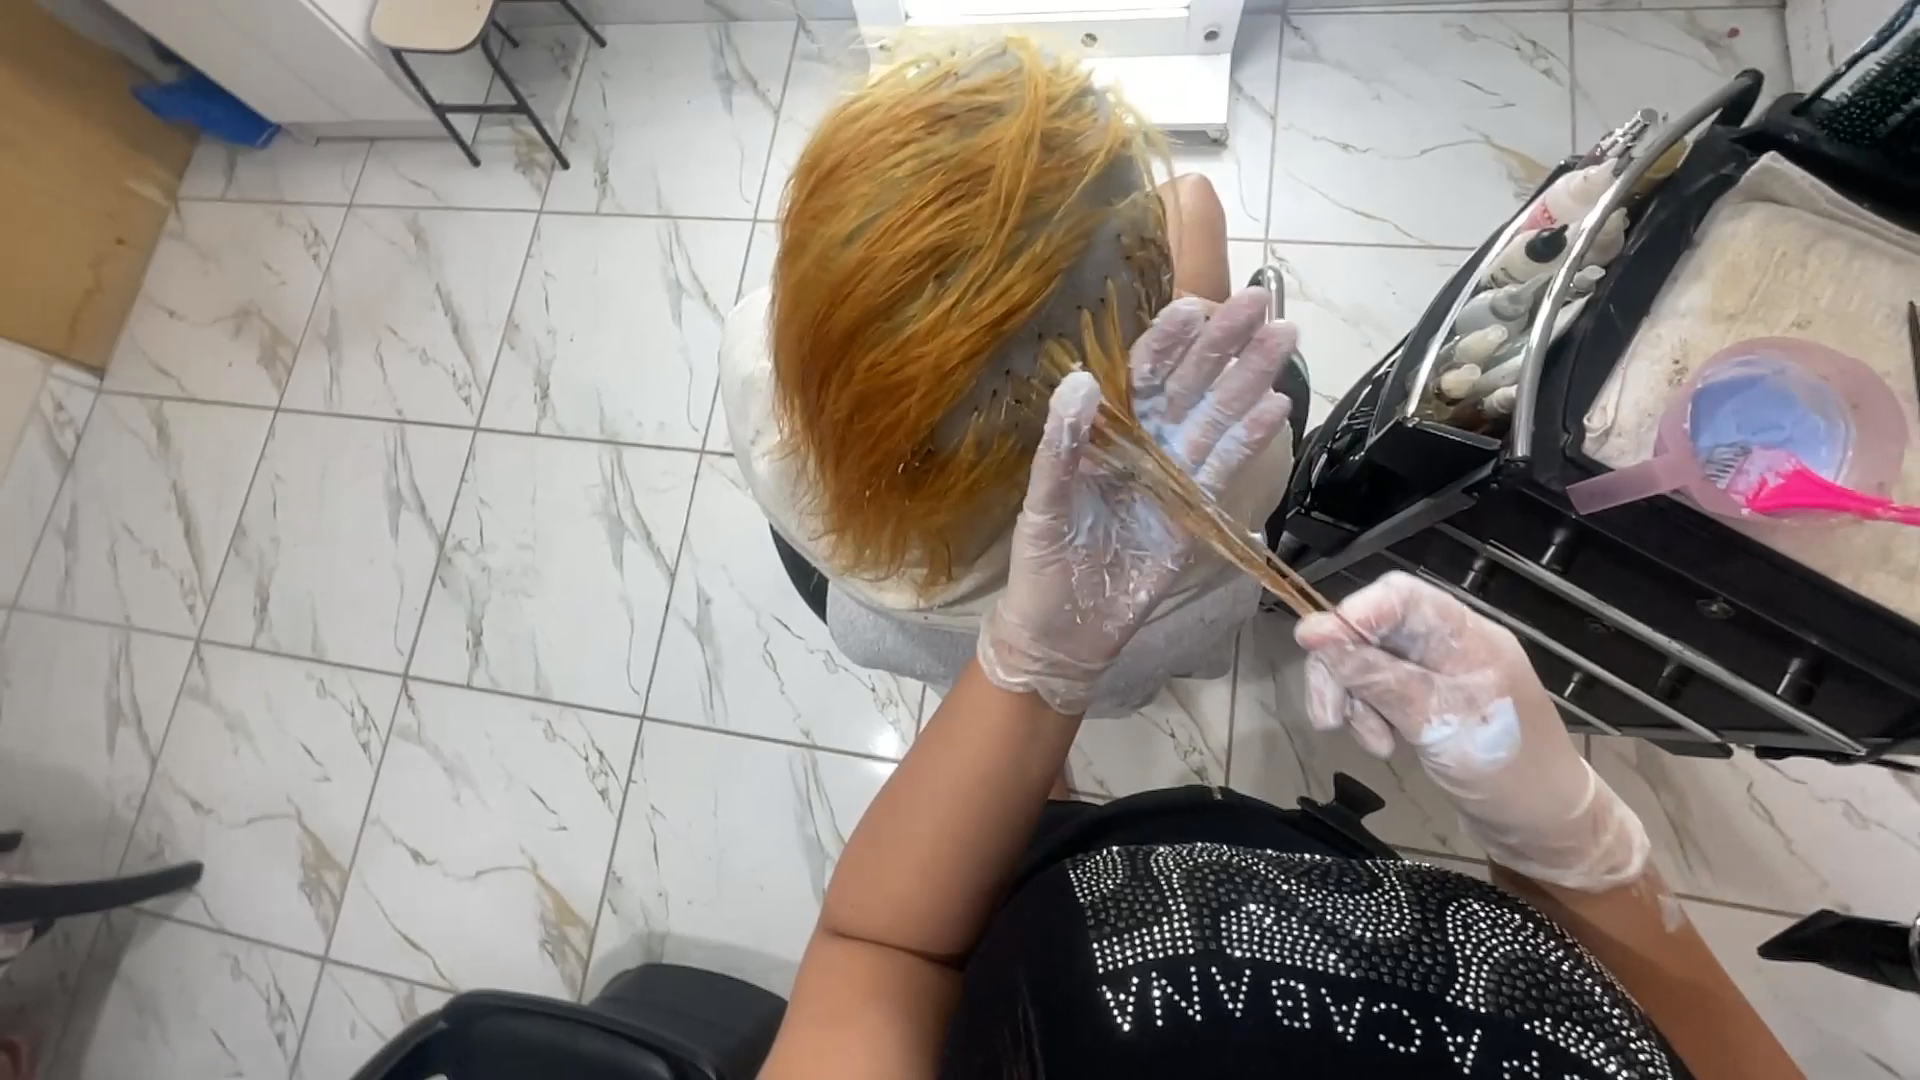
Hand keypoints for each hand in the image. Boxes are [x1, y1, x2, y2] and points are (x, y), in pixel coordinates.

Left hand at [977, 287, 1295, 714]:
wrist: (1063, 631)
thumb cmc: (1043, 563)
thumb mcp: (1044, 502)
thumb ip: (1061, 444)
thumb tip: (1081, 379)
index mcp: (1100, 438)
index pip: (1136, 379)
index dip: (1165, 343)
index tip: (1194, 307)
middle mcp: (1140, 449)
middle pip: (1184, 388)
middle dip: (1219, 347)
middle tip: (1258, 303)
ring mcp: (1170, 479)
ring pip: (1213, 420)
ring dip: (1246, 381)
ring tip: (1281, 339)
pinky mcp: (1192, 515)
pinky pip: (1222, 470)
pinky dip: (1248, 440)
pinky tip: (1276, 407)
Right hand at [1293, 571, 1649, 891]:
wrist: (1542, 830)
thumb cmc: (1508, 772)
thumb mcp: (1438, 723)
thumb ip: (1376, 677)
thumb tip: (1313, 635)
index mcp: (1464, 636)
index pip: (1398, 596)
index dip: (1354, 612)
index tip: (1315, 646)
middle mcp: (1440, 645)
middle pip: (1367, 630)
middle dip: (1339, 670)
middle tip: (1328, 718)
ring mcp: (1426, 672)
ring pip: (1357, 662)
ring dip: (1349, 700)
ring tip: (1372, 744)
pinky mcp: (1414, 698)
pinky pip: (1367, 690)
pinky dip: (1361, 716)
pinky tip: (1380, 745)